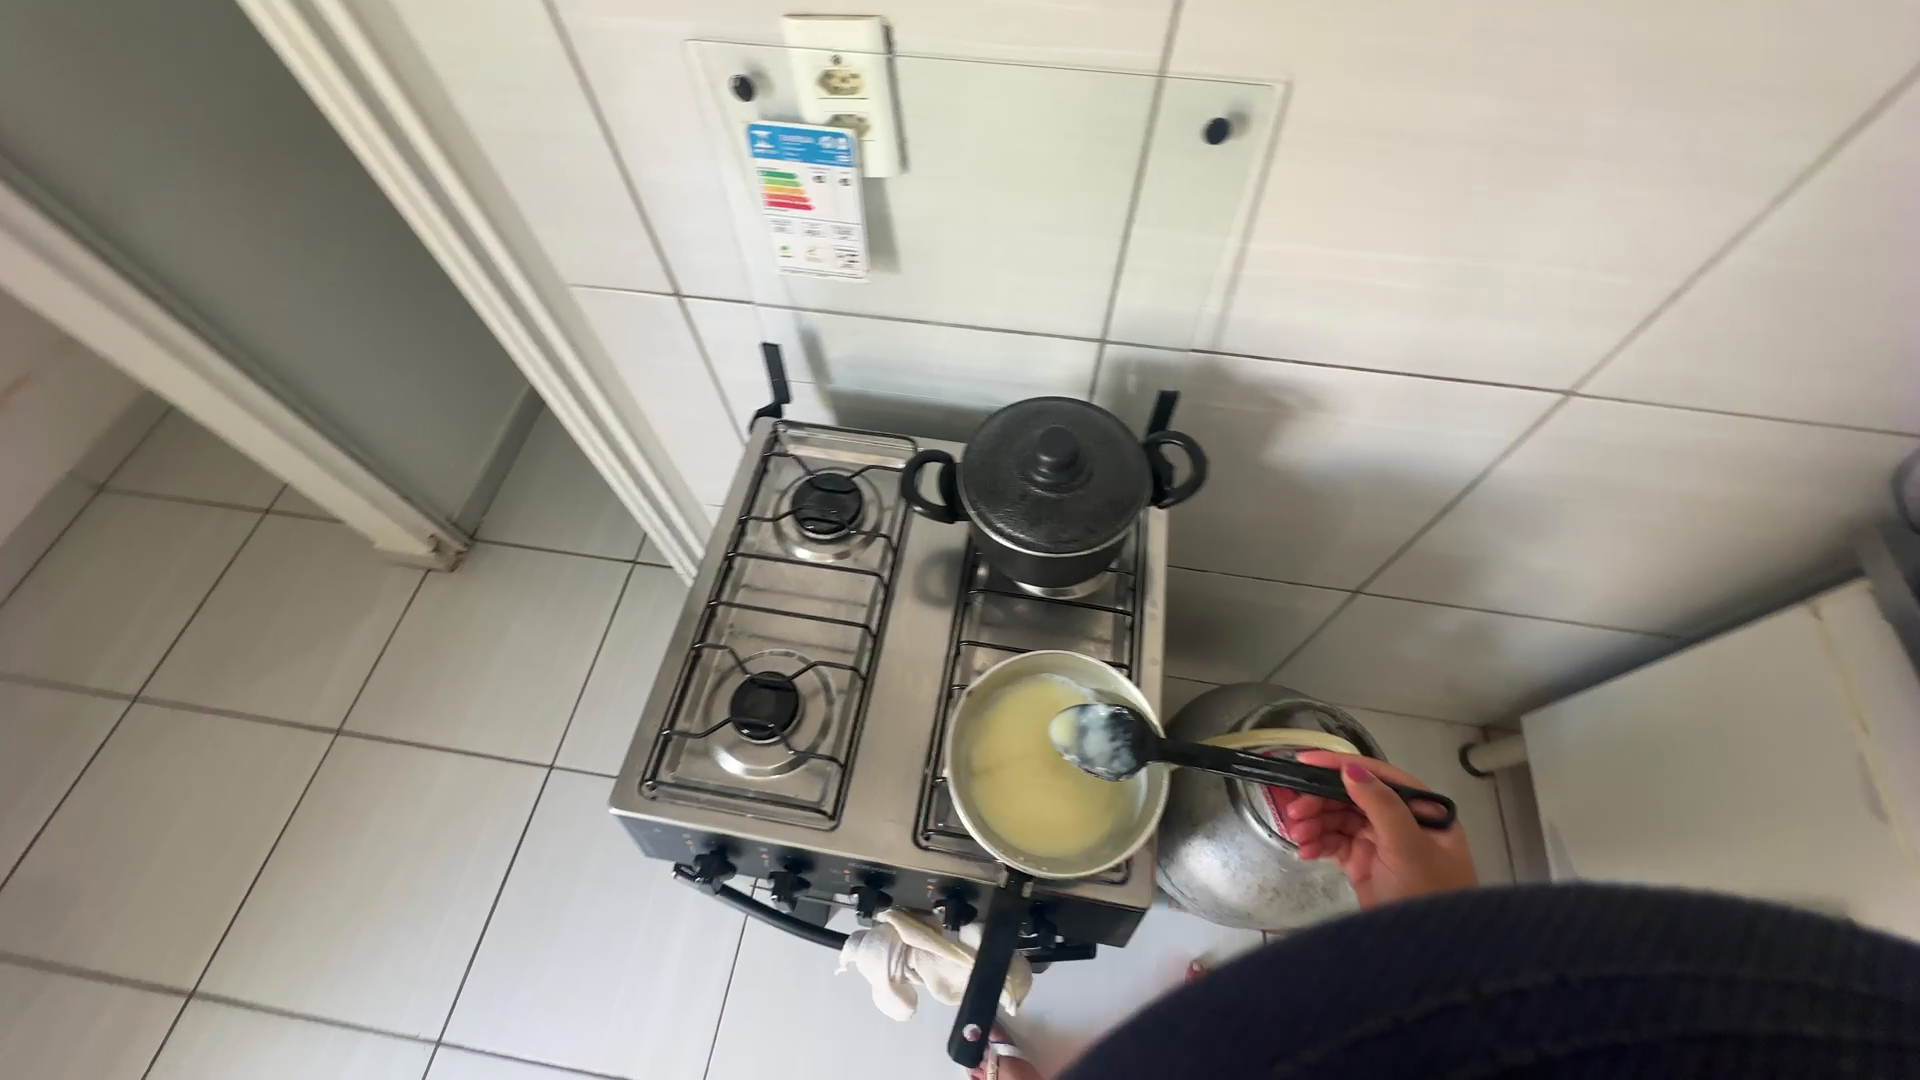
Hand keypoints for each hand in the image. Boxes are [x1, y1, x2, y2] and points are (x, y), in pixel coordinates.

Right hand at [1267, 750, 1476, 908]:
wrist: (1429, 954)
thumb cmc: (1429, 894)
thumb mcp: (1407, 847)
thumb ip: (1381, 805)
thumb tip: (1350, 768)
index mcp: (1419, 809)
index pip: (1377, 775)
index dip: (1340, 765)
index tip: (1303, 761)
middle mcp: (1399, 820)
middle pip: (1350, 796)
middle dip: (1319, 802)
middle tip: (1294, 812)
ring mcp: (1379, 841)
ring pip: (1337, 818)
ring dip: (1314, 824)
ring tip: (1298, 836)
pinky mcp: (1361, 861)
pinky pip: (1333, 841)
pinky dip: (1317, 843)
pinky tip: (1304, 852)